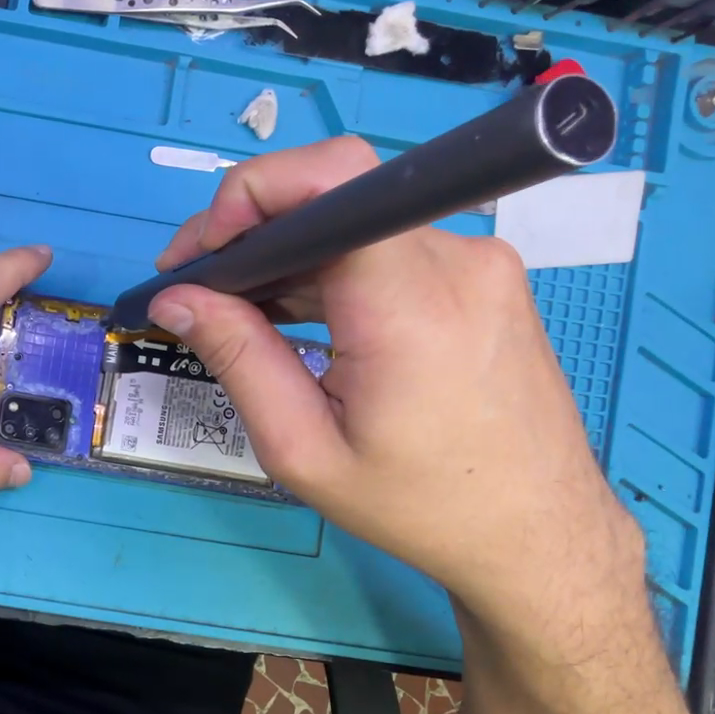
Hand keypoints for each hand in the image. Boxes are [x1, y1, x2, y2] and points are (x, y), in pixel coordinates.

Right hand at [146, 138, 642, 616]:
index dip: (252, 192)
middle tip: (190, 286)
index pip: (332, 178)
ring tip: (228, 306)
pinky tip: (286, 313)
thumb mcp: (300, 446)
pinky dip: (322, 271)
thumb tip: (176, 298)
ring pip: (352, 223)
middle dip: (246, 230)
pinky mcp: (477, 280)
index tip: (203, 254)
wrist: (538, 535)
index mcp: (408, 303)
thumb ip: (237, 359)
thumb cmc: (417, 504)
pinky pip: (380, 249)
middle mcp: (453, 261)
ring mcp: (474, 266)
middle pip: (330, 197)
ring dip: (282, 255)